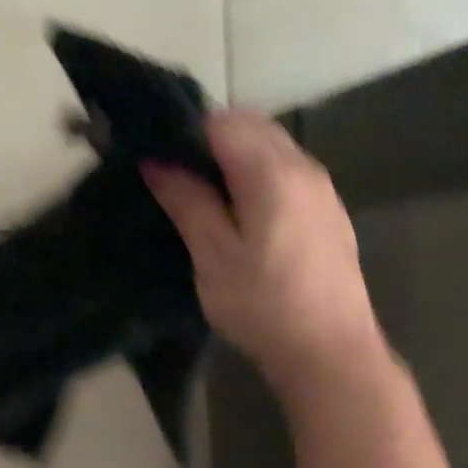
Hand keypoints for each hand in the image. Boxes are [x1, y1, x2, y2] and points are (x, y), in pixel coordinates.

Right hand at [142, 110, 388, 392]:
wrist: (323, 343)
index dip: (183, 131)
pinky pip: (278, 172)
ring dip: (224, 158)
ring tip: (179, 190)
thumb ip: (188, 203)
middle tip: (155, 171)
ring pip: (266, 149)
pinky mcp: (319, 209)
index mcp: (274, 175)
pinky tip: (219, 208)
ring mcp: (318, 188)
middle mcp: (304, 169)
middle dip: (203, 140)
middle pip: (251, 130)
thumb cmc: (258, 301)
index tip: (144, 152)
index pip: (227, 125)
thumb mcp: (212, 253)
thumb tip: (157, 163)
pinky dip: (244, 175)